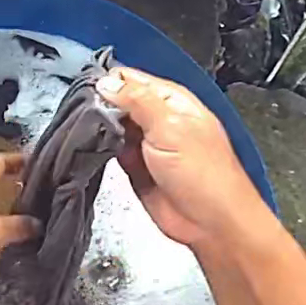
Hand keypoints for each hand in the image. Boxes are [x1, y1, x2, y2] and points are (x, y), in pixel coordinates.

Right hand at [96, 67, 268, 250]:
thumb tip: (107, 83)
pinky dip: (103, 150)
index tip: (92, 93)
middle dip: (101, 106)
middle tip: (92, 116)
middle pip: (117, 100)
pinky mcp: (136, 165)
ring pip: (111, 125)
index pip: (129, 78)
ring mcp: (146, 142)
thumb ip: (136, 100)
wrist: (213, 227)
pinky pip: (111, 150)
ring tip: (98, 136)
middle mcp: (157, 118)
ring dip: (101, 129)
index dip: (108, 82)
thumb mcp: (170, 127)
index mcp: (170, 100)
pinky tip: (101, 151)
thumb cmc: (208, 177)